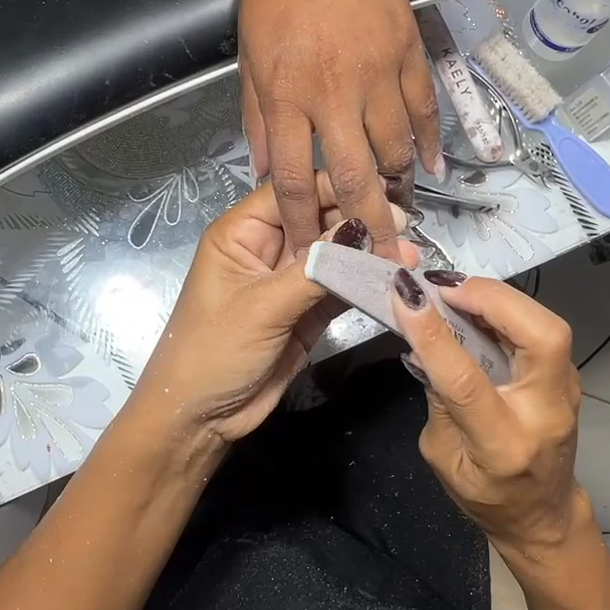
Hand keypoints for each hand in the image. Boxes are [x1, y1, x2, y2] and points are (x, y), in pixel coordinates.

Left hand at [127, 175, 413, 441]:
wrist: (200, 421)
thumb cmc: (213, 353)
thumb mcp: (262, 307)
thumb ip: (314, 269)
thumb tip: (364, 227)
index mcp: (240, 233)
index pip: (291, 191)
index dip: (331, 188)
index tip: (377, 193)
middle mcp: (266, 248)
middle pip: (319, 219)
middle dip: (358, 223)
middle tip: (404, 229)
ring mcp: (288, 281)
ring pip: (335, 255)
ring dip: (368, 255)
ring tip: (409, 255)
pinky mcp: (307, 311)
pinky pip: (341, 288)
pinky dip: (366, 285)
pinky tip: (396, 279)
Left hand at [239, 0, 441, 261]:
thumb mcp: (249, 53)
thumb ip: (260, 118)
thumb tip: (267, 172)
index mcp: (285, 94)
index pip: (293, 180)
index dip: (301, 225)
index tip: (309, 255)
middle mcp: (333, 92)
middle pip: (356, 178)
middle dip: (368, 226)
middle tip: (380, 258)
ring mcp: (378, 71)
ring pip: (396, 147)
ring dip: (398, 184)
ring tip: (397, 207)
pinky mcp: (409, 50)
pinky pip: (425, 109)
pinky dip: (430, 140)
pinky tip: (432, 164)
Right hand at [388, 271, 591, 559]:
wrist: (544, 517)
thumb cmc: (485, 496)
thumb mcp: (441, 458)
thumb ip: (435, 400)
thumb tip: (424, 343)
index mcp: (504, 445)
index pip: (466, 381)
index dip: (433, 334)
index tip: (405, 296)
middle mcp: (544, 414)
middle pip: (542, 337)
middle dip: (493, 299)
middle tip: (447, 287)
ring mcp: (566, 393)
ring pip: (549, 326)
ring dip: (500, 299)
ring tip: (456, 291)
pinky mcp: (570, 379)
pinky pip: (543, 331)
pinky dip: (509, 310)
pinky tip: (478, 308)